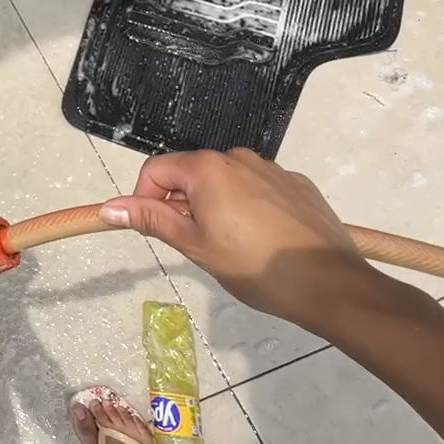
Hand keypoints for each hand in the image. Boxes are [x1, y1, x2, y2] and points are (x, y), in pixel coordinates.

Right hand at [99, 148, 374, 331]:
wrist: (334, 287)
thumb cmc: (255, 266)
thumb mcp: (195, 246)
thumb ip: (152, 219)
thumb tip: (109, 206)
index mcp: (206, 167)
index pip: (155, 170)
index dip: (146, 199)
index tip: (158, 231)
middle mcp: (236, 156)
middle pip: (191, 173)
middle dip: (184, 203)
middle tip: (198, 244)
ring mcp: (271, 168)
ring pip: (226, 180)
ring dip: (217, 203)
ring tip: (235, 244)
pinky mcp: (298, 184)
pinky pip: (258, 187)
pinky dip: (250, 205)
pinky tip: (265, 237)